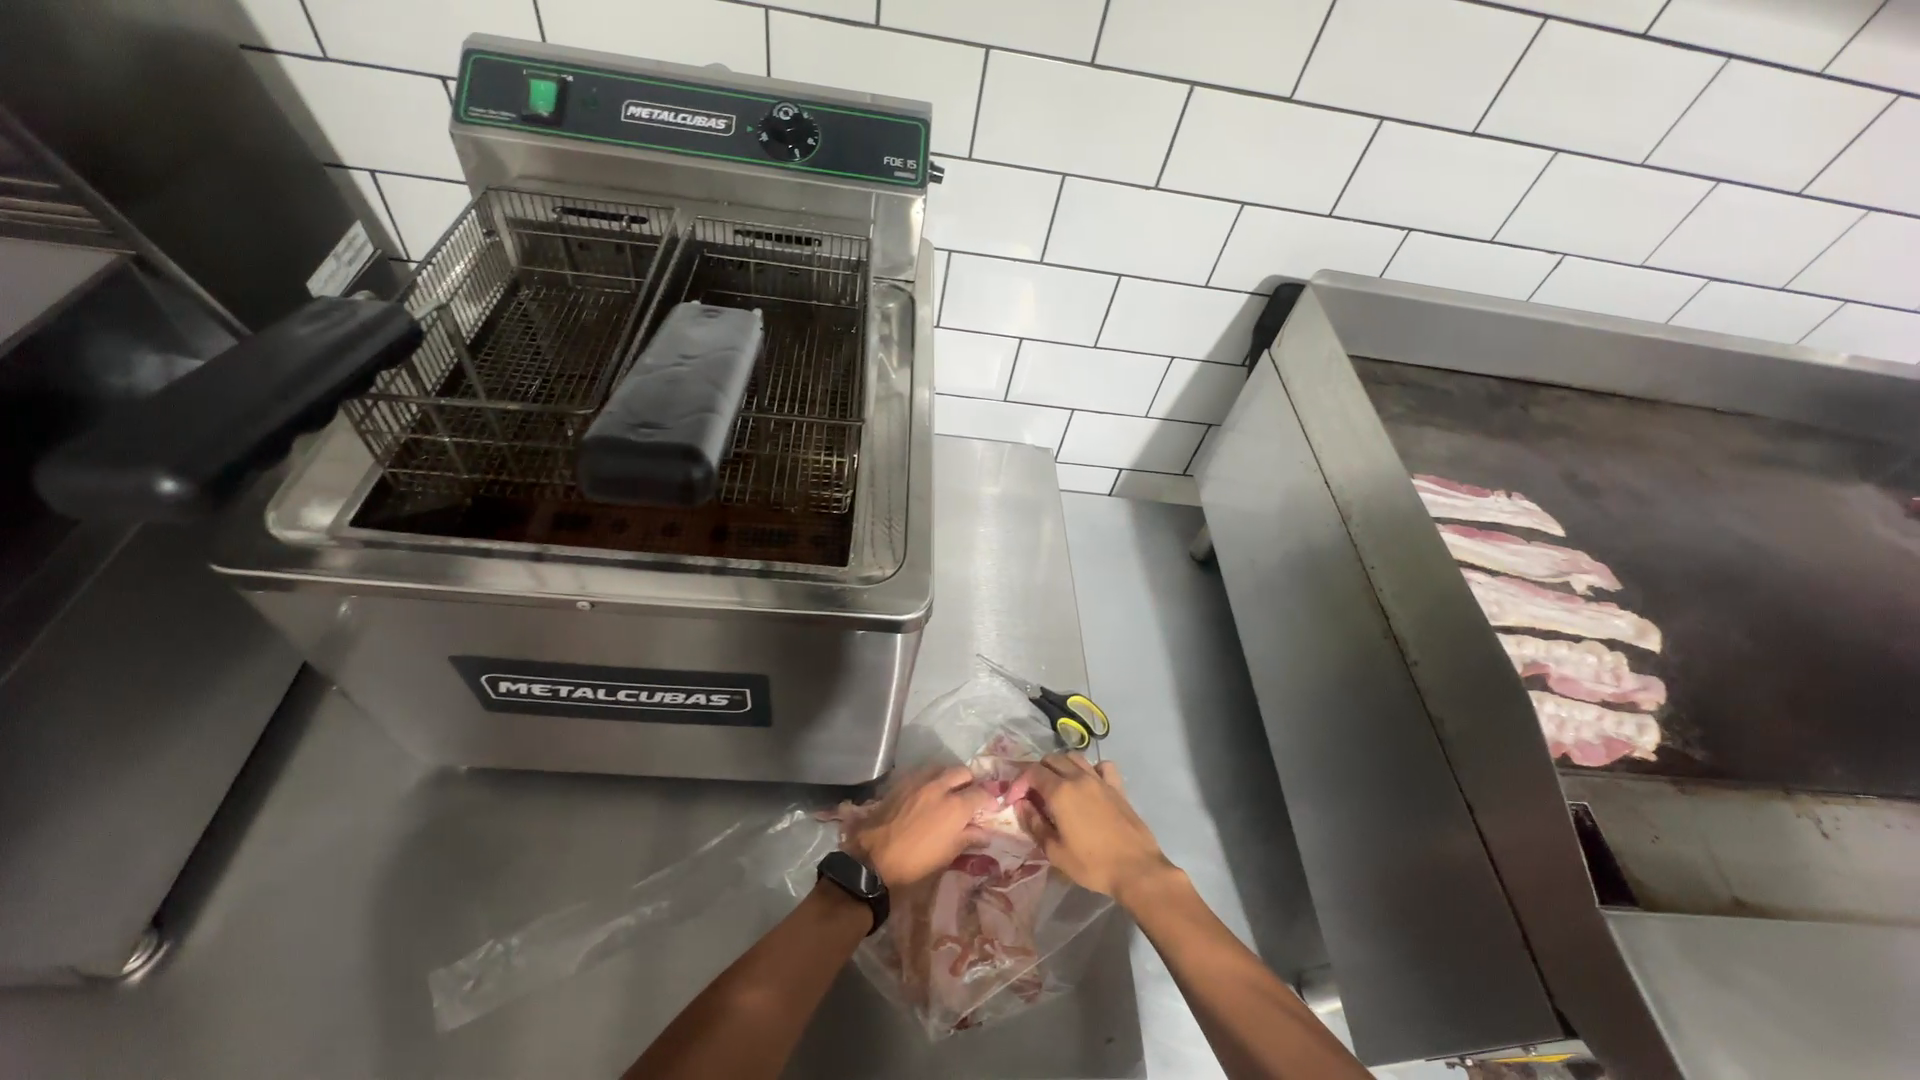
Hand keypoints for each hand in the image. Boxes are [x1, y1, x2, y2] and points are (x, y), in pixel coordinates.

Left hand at [843, 765, 994, 888]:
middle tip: (970, 797)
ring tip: (949, 792)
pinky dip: (930, 779)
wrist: (874, 858)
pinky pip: (922, 773)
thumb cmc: (916, 862)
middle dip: (970, 782)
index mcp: (955, 806)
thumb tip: (984, 833)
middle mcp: (939, 787)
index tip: (991, 808)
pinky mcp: (901, 783)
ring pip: (941, 768)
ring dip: (949, 777)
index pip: (981, 794)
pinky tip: (927, 793)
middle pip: (962, 772)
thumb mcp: (947, 854)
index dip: (990, 800)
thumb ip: (968, 838)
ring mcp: (918, 782)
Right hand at [1017, 753, 1177, 905]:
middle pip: (1051, 759)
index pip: (1032, 772)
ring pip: (1074, 758)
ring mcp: (1100, 780)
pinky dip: (1091, 769)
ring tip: (1056, 787)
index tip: (1014, 800)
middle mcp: (1079, 778)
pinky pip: (1102, 767)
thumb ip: (1034, 824)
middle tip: (1033, 794)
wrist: (1136, 869)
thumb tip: (1022, 805)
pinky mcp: (1118, 788)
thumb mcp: (1055, 851)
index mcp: (1060, 792)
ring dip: (1060, 766)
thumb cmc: (1092, 864)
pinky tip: (1088, 784)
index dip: (1019, 783)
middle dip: (1037, 772)